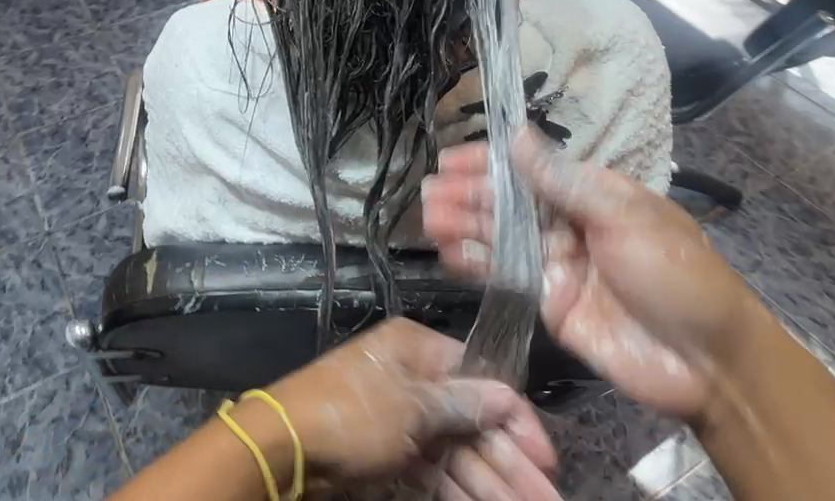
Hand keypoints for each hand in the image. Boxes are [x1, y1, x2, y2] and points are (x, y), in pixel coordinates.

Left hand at [259, 317, 560, 498]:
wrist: (285, 446)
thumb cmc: (352, 413)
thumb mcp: (412, 406)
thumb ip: (463, 404)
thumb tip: (507, 395)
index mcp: (415, 350)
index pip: (480, 379)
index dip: (515, 418)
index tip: (546, 458)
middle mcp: (412, 379)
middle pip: (473, 421)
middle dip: (510, 462)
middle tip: (549, 500)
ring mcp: (400, 419)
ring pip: (457, 452)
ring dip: (492, 484)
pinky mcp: (389, 454)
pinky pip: (434, 472)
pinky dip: (459, 490)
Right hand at [421, 129, 768, 418]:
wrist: (711, 364)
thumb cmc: (675, 274)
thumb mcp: (623, 216)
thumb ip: (562, 180)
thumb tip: (517, 134)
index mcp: (591, 194)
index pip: (530, 169)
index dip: (489, 162)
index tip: (450, 158)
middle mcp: (567, 224)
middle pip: (507, 203)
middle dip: (468, 194)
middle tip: (429, 192)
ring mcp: (555, 264)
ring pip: (499, 238)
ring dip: (463, 224)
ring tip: (428, 216)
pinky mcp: (548, 303)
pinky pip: (505, 277)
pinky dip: (474, 264)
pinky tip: (447, 252)